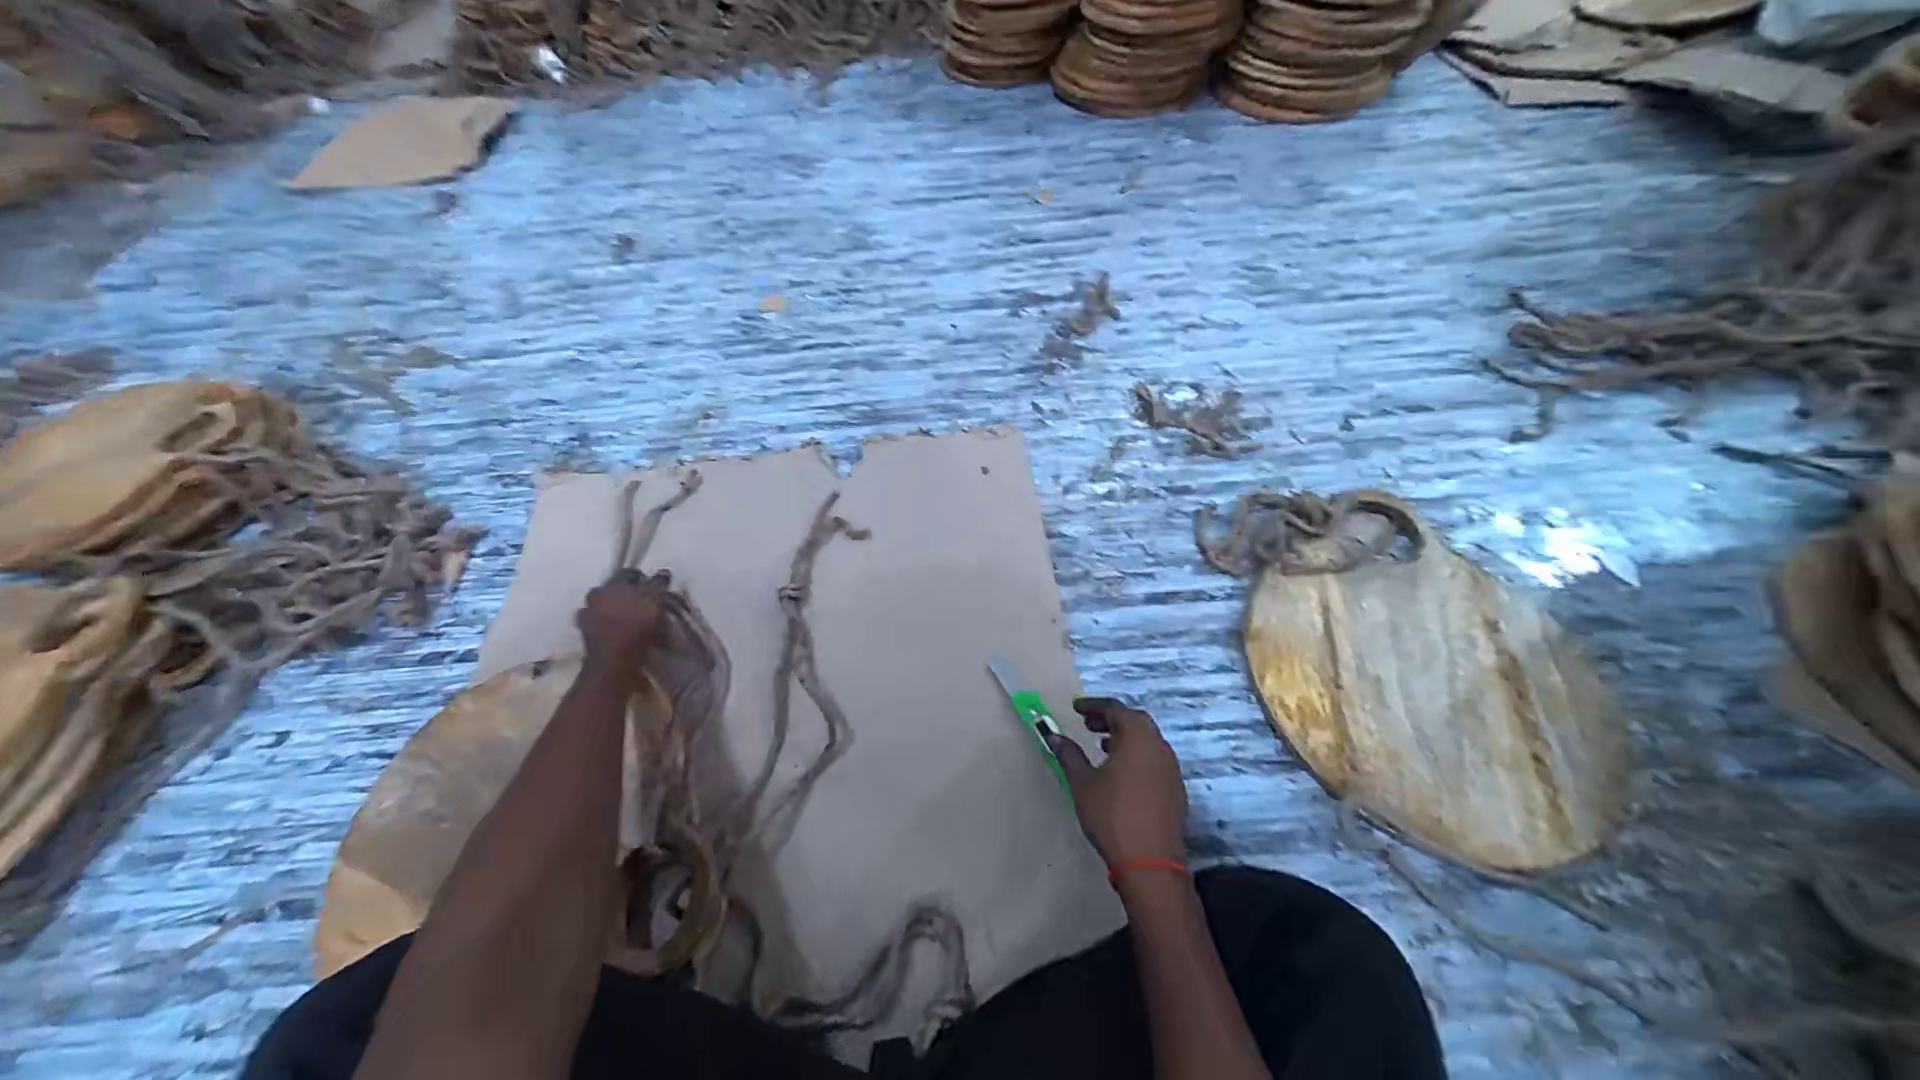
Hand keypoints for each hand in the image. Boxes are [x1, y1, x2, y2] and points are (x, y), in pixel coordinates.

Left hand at [577, 569, 670, 673]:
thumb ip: (658, 584)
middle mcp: (595, 595)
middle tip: (643, 606)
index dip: (644, 580)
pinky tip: (621, 634)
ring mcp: (587, 616)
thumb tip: (663, 571)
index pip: (629, 573)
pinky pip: (601, 626)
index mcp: (611, 584)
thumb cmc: (636, 626)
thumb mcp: (655, 600)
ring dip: (617, 612)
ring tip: (633, 622)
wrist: (614, 660)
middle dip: (627, 596)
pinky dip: (609, 627)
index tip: (656, 590)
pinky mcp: (585, 635)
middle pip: (615, 591)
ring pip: (606, 608)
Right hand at [1046, 697, 1186, 865]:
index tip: (1075, 708)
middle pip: (1135, 720)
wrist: (1150, 862)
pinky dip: (1137, 754)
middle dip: (1111, 718)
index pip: (1115, 709)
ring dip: (1125, 736)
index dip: (1093, 705)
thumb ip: (1069, 754)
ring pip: (1147, 740)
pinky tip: (1120, 771)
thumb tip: (1053, 736)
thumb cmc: (1112, 816)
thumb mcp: (1082, 783)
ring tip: (1102, 745)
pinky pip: (1154, 758)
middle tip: (1088, 724)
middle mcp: (1159, 746)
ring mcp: (1171, 768)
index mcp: (1138, 738)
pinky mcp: (1175, 787)